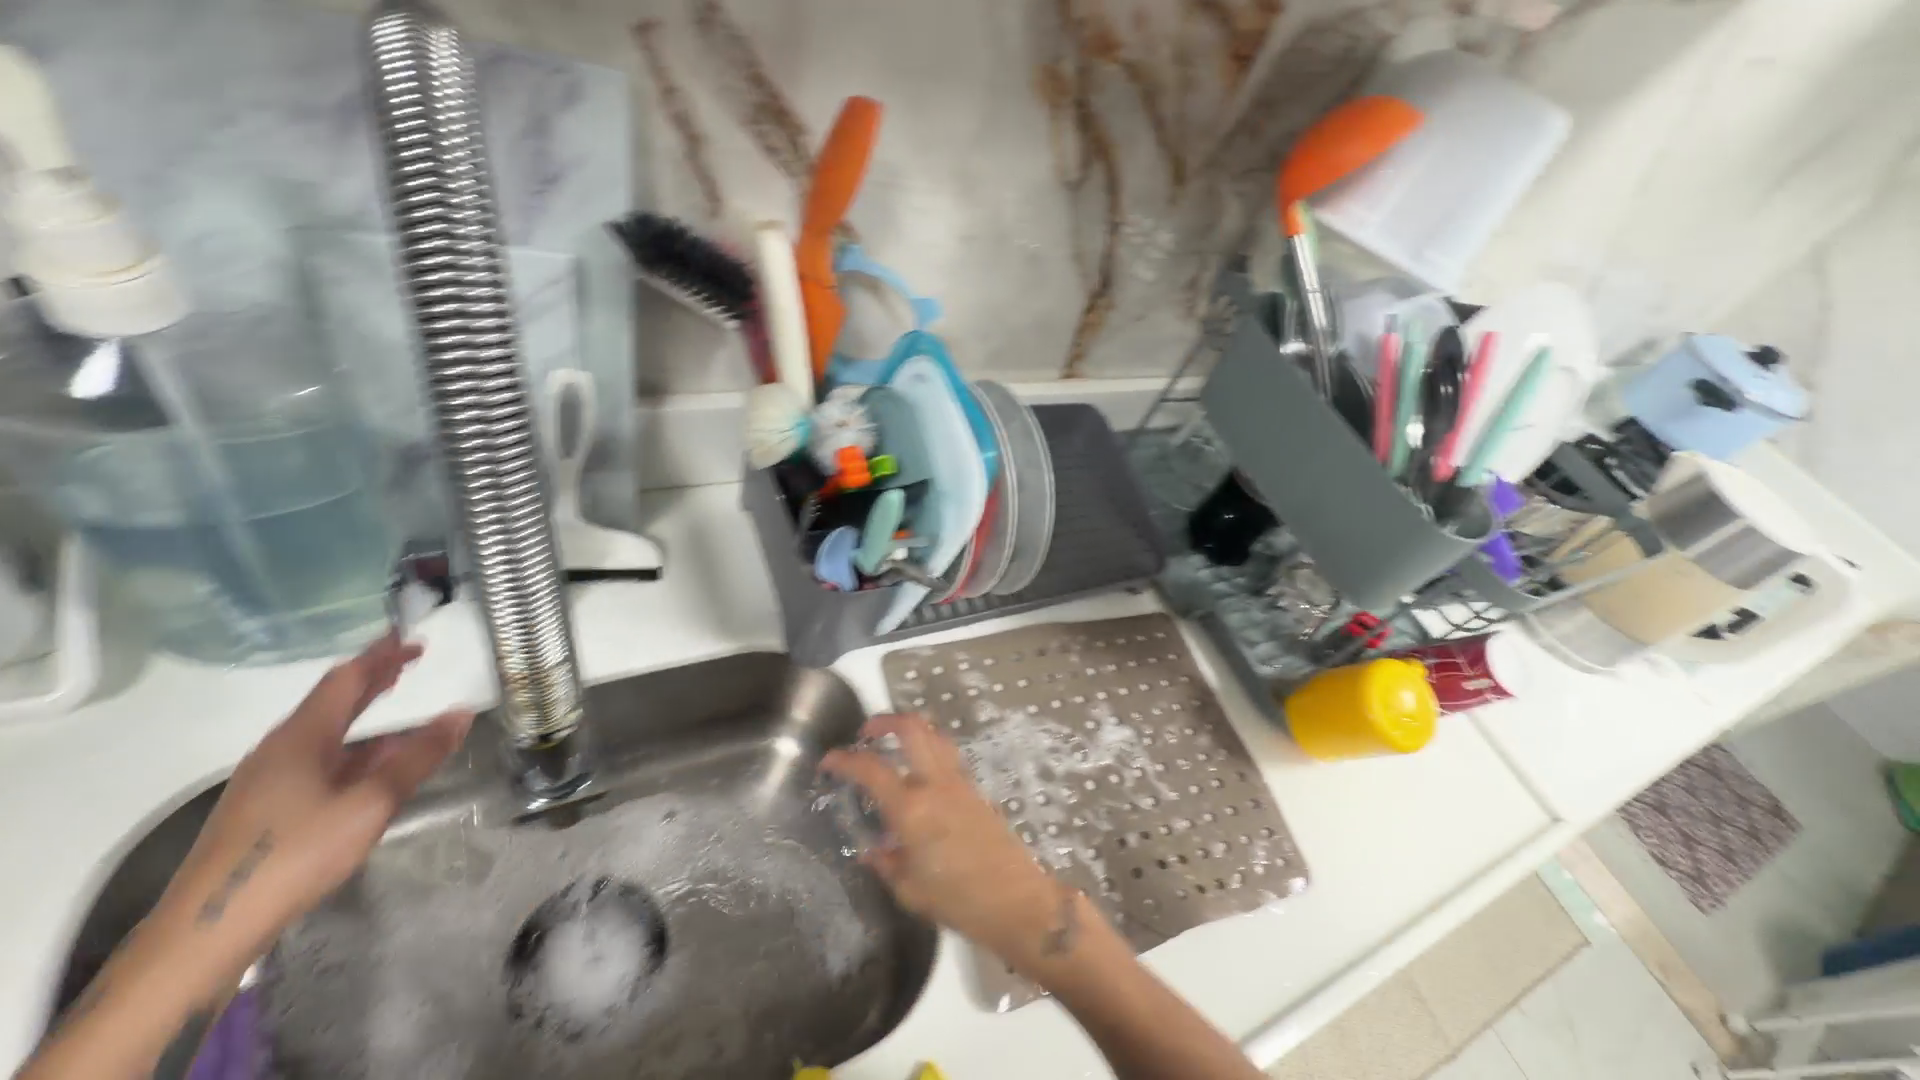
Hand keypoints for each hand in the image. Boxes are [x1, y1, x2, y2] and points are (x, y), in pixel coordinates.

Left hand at [148, 633, 472, 992]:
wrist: (211, 926)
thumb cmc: (295, 855)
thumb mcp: (370, 804)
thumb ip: (417, 758)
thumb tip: (460, 714)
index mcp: (301, 738)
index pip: (346, 680)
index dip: (381, 656)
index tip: (413, 639)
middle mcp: (280, 750)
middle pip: (331, 702)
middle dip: (372, 680)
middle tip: (409, 664)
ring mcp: (268, 780)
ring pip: (324, 734)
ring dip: (364, 717)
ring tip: (399, 710)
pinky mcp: (266, 808)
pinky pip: (318, 761)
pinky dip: (352, 748)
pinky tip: (369, 767)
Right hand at [819, 713, 1085, 974]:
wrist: (1015, 901)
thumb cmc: (957, 900)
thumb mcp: (909, 889)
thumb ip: (886, 863)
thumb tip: (872, 850)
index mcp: (911, 809)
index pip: (870, 769)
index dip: (844, 760)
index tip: (829, 761)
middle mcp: (936, 785)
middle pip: (912, 729)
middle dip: (885, 721)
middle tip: (866, 733)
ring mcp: (960, 784)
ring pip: (935, 737)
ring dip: (912, 732)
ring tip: (893, 745)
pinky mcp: (977, 792)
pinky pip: (948, 759)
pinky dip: (929, 754)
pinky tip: (920, 778)